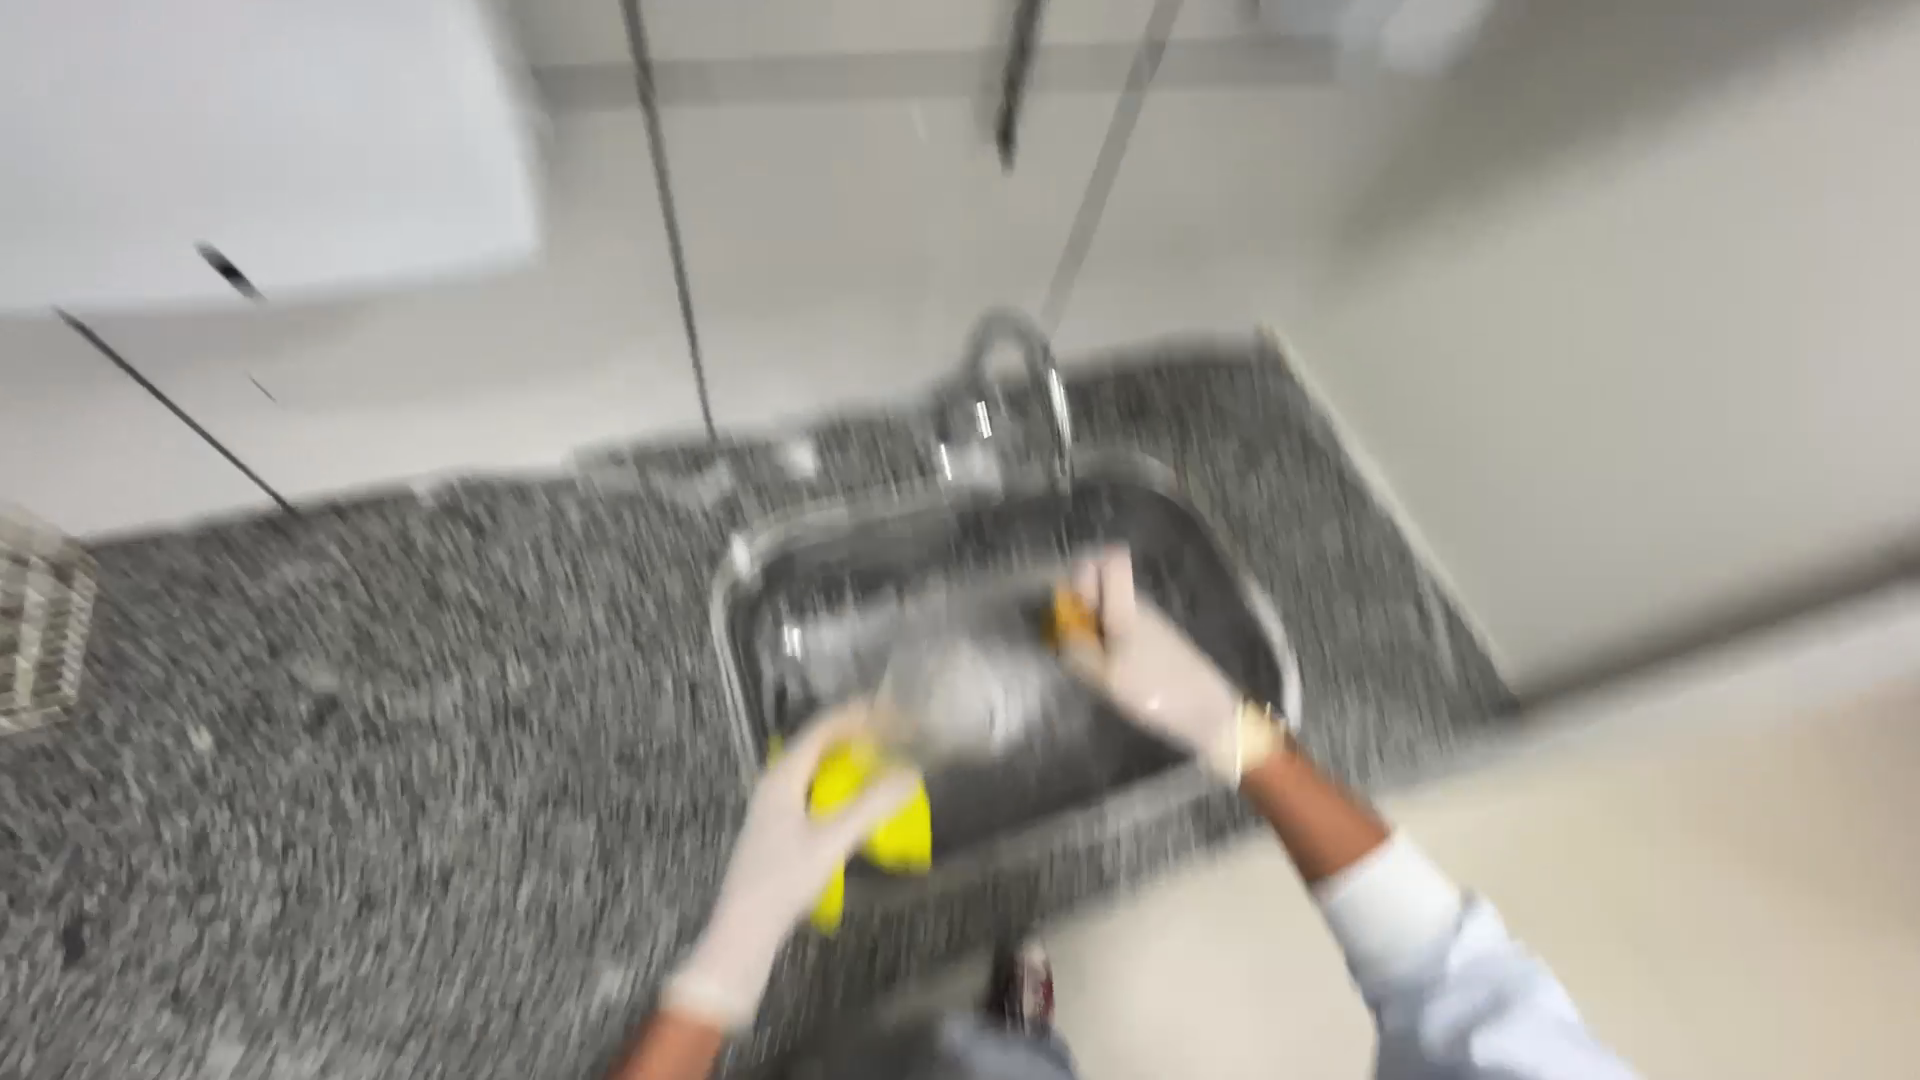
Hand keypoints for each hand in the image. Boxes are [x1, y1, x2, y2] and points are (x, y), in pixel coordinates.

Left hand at [663, 701, 920, 1029]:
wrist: (743, 930)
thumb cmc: (784, 880)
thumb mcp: (832, 840)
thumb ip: (872, 805)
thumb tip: (912, 773)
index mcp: (782, 776)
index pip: (822, 729)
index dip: (856, 716)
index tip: (890, 710)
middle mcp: (774, 782)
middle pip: (817, 742)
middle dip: (854, 732)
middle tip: (890, 729)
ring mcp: (773, 803)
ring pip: (814, 764)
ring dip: (846, 754)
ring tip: (879, 753)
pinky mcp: (777, 824)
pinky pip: (812, 783)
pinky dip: (838, 777)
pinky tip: (855, 792)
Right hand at [1068, 549, 1269, 779]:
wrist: (1209, 713)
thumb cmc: (1156, 692)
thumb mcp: (1106, 678)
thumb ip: (1078, 652)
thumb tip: (1061, 633)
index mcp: (1126, 608)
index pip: (1109, 560)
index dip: (1084, 569)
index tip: (1070, 601)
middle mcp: (1139, 607)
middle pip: (1104, 586)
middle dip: (1081, 606)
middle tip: (1072, 640)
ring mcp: (1150, 624)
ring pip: (1110, 610)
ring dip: (1093, 629)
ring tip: (1089, 664)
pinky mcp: (1157, 642)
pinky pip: (1121, 629)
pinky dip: (1108, 644)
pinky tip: (1110, 674)